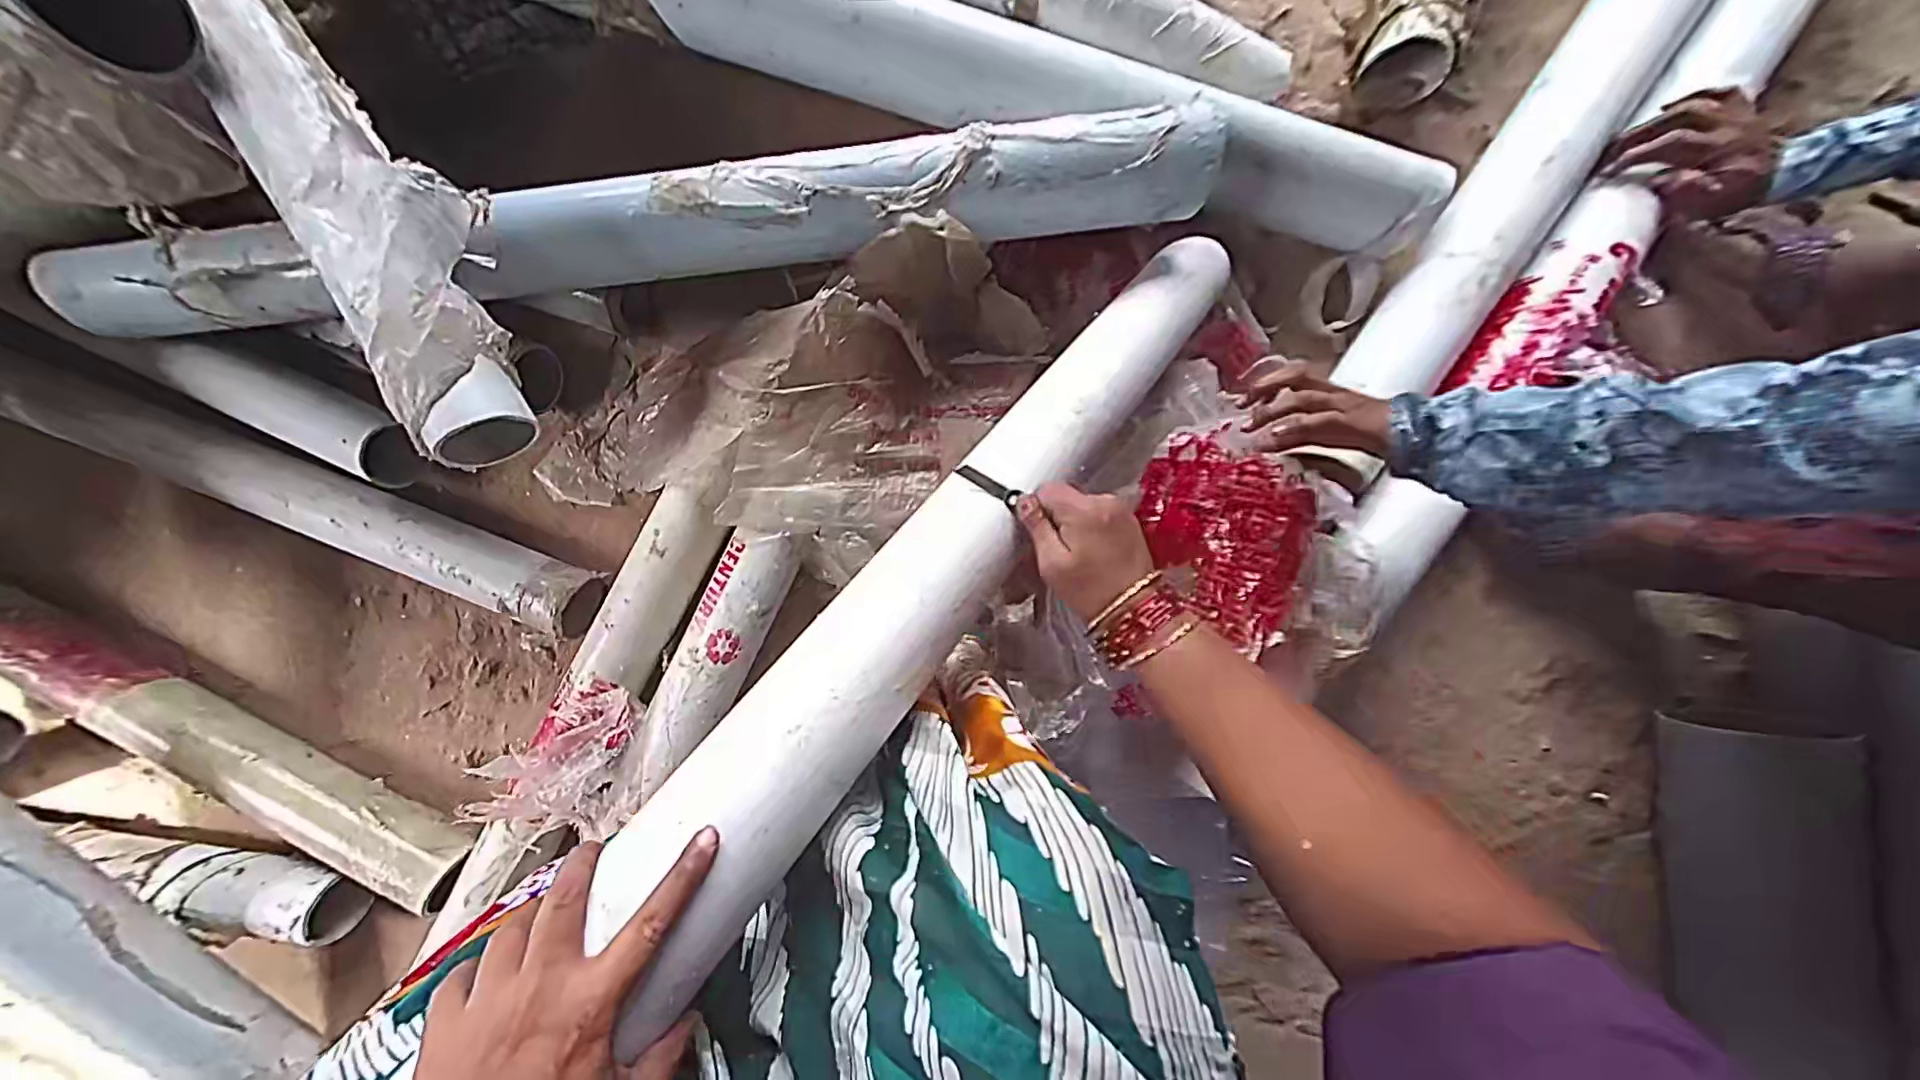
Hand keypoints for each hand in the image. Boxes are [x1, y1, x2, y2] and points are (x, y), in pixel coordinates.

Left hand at [415, 829, 718, 1079]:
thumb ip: (659, 1058)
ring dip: (531, 914)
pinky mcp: (444, 1023)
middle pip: (565, 897)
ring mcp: (489, 999)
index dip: (683, 875)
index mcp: (591, 1003)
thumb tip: (684, 1026)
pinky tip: (486, 973)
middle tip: (593, 852)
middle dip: (583, 863)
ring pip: (512, 927)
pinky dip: (478, 966)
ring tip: (541, 912)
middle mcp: (541, 986)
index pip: (652, 921)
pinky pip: (461, 973)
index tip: (701, 843)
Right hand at [1016, 483, 1155, 623]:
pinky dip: (1091, 525)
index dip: (1036, 508)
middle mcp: (1105, 501)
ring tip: (1078, 551)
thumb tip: (1024, 502)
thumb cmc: (1089, 591)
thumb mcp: (1052, 564)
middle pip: (1067, 493)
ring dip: (1074, 520)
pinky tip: (1093, 549)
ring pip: (1082, 503)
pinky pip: (1099, 512)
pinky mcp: (1129, 519)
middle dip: (1057, 515)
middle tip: (1058, 547)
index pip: (1047, 489)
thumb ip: (1036, 527)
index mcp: (1084, 510)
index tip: (1039, 532)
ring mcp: (1120, 509)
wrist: (1133, 608)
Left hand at [1236, 359, 1391, 457]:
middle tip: (1240, 403)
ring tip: (1249, 424)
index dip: (1267, 380)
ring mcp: (1340, 405)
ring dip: (1270, 411)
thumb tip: (1266, 442)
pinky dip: (1292, 427)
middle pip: (1295, 376)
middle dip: (1265, 386)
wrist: (1407, 434)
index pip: (1294, 375)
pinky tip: (1274, 436)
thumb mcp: (1323, 430)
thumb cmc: (1366, 432)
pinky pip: (1316, 422)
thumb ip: (1295, 433)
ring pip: (1300, 398)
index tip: (1242, 395)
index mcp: (1327, 390)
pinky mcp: (1347, 422)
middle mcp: (1332, 392)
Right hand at [1601, 87, 1777, 220]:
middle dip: (1637, 136)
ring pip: (1692, 105)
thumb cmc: (1746, 192)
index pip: (1666, 145)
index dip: (1633, 156)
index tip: (1607, 172)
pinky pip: (1720, 94)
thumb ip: (1683, 193)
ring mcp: (1736, 115)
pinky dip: (1693, 97)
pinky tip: (1670, 107)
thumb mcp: (1713, 202)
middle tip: (1609, 152)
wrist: (1795, 172)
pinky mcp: (1743, 111)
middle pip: (1673, 121)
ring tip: (1632, 133)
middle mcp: (1725, 126)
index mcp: (1715, 149)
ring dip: (1657, 119)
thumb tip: (1654, 183)